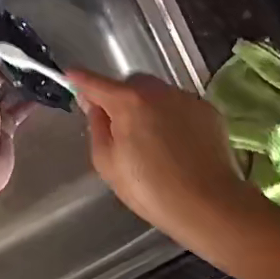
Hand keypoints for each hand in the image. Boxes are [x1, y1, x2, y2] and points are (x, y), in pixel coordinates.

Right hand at [68, 69, 259, 237]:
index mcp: (129, 102)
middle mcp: (159, 91)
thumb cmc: (150, 189)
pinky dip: (173, 118)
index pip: (97, 84)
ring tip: (152, 141)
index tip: (71, 75)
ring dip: (149, 108)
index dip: (81, 80)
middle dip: (122, 98)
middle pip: (132, 84)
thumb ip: (97, 128)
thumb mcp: (107, 163)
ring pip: (159, 94)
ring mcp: (187, 98)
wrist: (206, 203)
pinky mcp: (208, 111)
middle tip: (120, 128)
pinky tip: (176, 145)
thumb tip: (95, 107)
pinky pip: (181, 106)